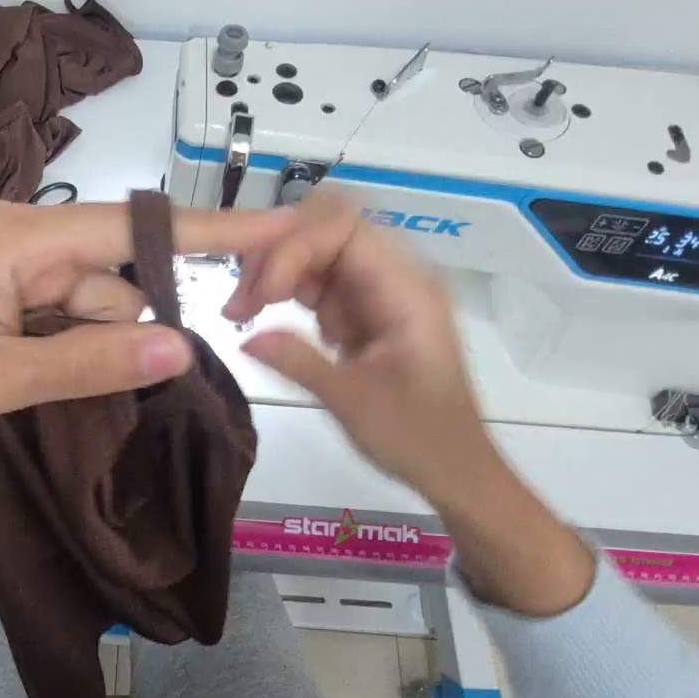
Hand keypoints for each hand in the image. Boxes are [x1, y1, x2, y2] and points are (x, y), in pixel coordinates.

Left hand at [0, 200, 299, 537]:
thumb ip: (91, 362)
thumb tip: (182, 349)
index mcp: (18, 236)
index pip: (132, 227)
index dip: (208, 233)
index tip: (280, 228)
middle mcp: (21, 235)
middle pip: (115, 269)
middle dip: (134, 320)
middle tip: (130, 374)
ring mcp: (11, 263)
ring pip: (93, 296)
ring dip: (99, 341)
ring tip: (45, 381)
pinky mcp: (2, 290)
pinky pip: (65, 309)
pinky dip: (77, 342)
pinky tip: (52, 373)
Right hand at [222, 192, 501, 512]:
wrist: (456, 469)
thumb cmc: (418, 439)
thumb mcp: (353, 403)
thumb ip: (299, 362)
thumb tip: (245, 337)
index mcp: (407, 290)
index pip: (342, 228)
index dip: (294, 249)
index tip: (264, 296)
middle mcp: (396, 277)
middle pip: (327, 228)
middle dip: (278, 254)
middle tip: (242, 303)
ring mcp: (381, 291)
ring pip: (318, 251)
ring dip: (277, 274)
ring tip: (243, 313)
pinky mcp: (366, 309)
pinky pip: (322, 280)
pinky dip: (289, 293)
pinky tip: (267, 317)